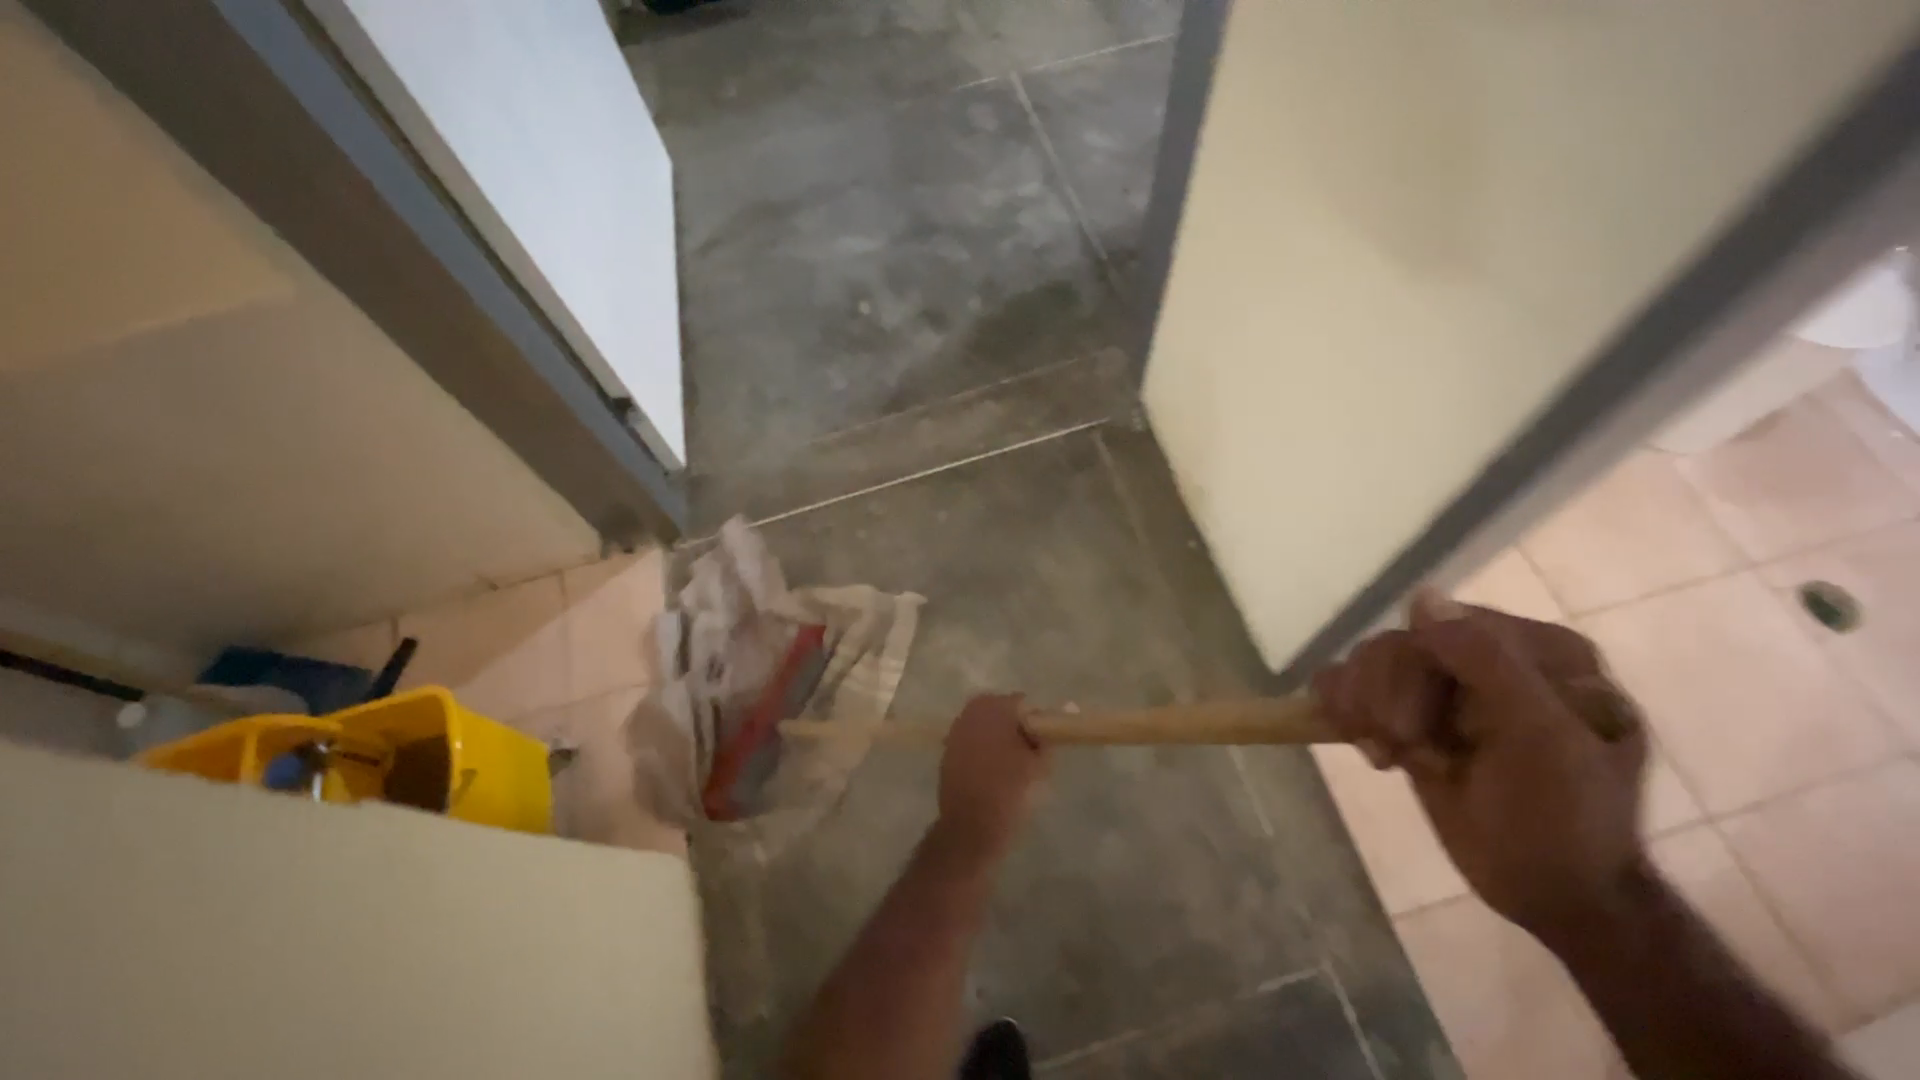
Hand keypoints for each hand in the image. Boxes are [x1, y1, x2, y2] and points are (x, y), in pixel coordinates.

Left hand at [935, 694, 1050, 854]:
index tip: (1044, 745)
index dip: (1037, 723)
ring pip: (986, 729)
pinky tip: (992, 776)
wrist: (972, 827)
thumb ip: (1047, 738)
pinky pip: (972, 745)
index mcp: (994, 708)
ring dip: (998, 741)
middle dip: (1016, 729)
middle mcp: (970, 712)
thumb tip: (1052, 724)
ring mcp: (955, 732)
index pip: (1024, 704)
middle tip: (1030, 756)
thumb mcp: (1041, 765)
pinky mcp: (946, 753)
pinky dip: (983, 754)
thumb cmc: (1011, 791)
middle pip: (1002, 713)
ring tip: (1012, 768)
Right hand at [1313, 590, 1650, 939]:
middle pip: (1402, 643)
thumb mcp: (1542, 740)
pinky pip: (1355, 686)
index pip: (1447, 626)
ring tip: (1382, 753)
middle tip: (1395, 748)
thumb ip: (1488, 662)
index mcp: (1539, 652)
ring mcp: (1449, 689)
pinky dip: (1342, 709)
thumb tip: (1420, 597)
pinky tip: (1367, 746)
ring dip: (1361, 707)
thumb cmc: (1564, 820)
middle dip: (1385, 696)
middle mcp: (1491, 659)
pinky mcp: (1413, 715)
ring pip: (1371, 661)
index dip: (1413, 671)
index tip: (1408, 731)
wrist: (1550, 891)